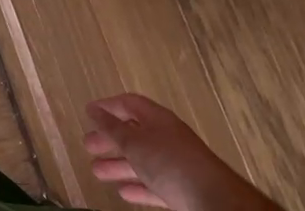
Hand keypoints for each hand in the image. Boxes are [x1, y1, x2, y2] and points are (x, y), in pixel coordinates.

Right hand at [83, 94, 280, 210]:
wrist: (216, 201)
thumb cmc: (170, 163)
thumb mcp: (134, 142)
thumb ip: (112, 127)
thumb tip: (92, 109)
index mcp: (157, 119)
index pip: (129, 104)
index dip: (108, 107)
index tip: (89, 113)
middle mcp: (167, 137)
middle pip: (133, 133)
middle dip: (110, 140)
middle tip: (88, 146)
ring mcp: (176, 164)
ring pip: (142, 161)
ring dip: (119, 165)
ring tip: (97, 172)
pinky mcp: (183, 189)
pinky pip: (155, 184)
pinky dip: (139, 187)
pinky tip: (124, 192)